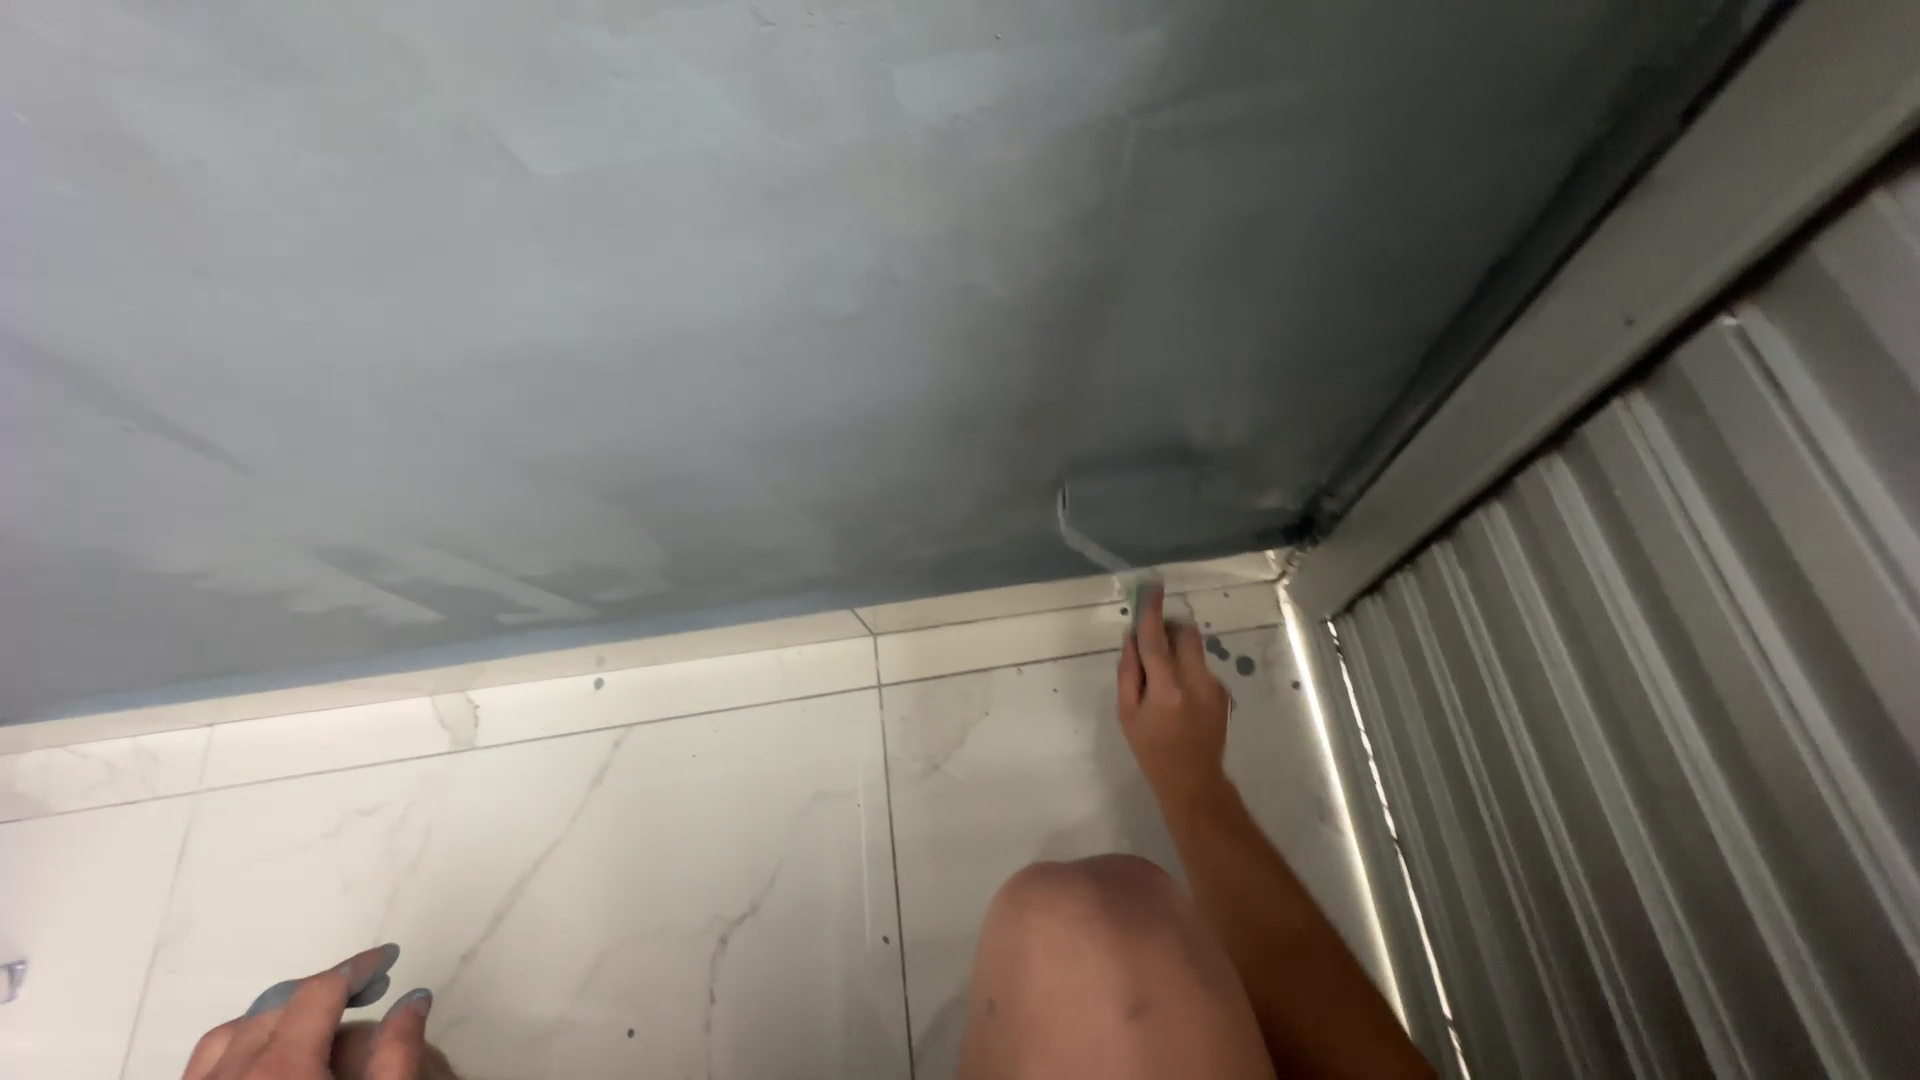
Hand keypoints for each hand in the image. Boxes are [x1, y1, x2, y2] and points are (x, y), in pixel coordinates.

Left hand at [183, 945, 433, 1079]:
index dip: (360, 966)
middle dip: (327, 986)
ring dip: (277, 1014)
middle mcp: (231, 1077)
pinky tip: (268, 1061)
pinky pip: (203, 1067)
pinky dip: (239, 1046)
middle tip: (369, 990)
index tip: (389, 957)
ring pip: (231, 1034)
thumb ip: (399, 1051)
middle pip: (278, 1004)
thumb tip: (415, 998)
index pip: (321, 990)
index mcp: (282, 1069)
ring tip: (314, 1023)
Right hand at [1117, 585, 1231, 804]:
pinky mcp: (1224, 692)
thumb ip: (1129, 671)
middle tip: (1152, 642)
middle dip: (1169, 628)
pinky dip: (1186, 670)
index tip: (1151, 588)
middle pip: (1186, 633)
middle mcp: (1196, 681)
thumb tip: (1132, 638)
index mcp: (1167, 689)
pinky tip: (1179, 698)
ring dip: (1177, 653)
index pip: (1156, 640)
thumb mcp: (1127, 712)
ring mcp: (1215, 686)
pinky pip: (1201, 667)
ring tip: (1163, 683)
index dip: (1152, 612)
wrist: (1193, 779)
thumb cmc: (1151, 748)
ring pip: (1194, 650)